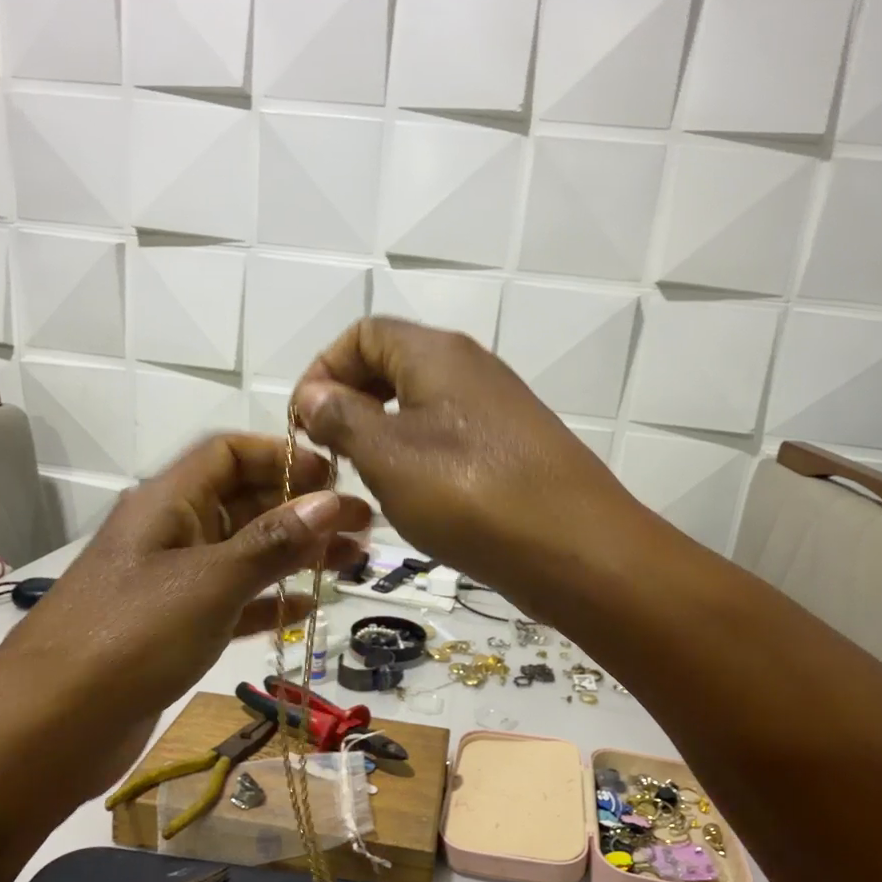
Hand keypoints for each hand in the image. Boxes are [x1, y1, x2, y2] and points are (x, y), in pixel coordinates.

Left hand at [7, 433, 371, 709]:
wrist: (49, 728)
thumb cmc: (130, 638)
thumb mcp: (208, 583)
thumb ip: (272, 542)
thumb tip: (332, 501)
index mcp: (167, 504)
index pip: (229, 454)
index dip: (283, 456)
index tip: (337, 479)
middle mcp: (170, 533)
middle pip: (245, 503)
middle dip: (304, 509)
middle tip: (365, 526)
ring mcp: (172, 584)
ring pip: (245, 554)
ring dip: (296, 554)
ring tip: (354, 564)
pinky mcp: (175, 630)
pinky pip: (234, 601)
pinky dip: (270, 601)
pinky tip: (308, 608)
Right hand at [292, 317, 640, 598]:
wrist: (576, 548)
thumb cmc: (470, 495)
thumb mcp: (388, 456)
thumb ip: (343, 419)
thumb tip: (315, 395)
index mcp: (436, 353)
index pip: (363, 333)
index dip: (324, 370)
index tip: (305, 423)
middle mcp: (470, 368)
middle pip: (392, 365)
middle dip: (351, 404)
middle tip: (331, 456)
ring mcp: (497, 409)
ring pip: (421, 406)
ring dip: (384, 436)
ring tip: (367, 484)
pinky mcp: (512, 449)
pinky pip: (450, 438)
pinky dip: (420, 459)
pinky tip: (416, 501)